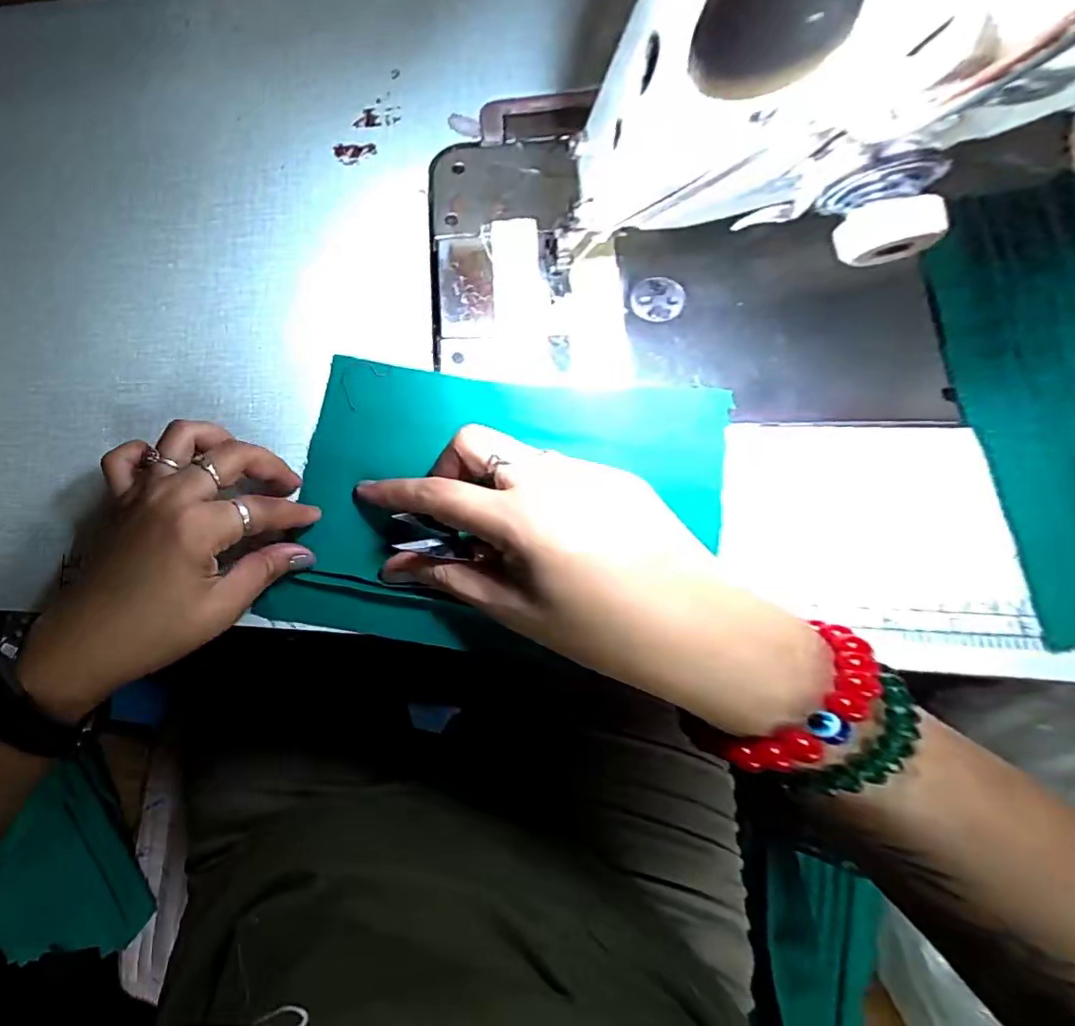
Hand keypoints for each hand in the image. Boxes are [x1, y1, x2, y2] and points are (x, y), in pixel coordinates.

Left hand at [17, 420, 319, 721]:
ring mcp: (140, 490)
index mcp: (198, 524)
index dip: (292, 513)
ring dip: (215, 439)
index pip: (259, 508)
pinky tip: (168, 468)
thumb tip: (302, 551)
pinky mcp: (118, 497)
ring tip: (235, 458)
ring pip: (180, 436)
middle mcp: (170, 493)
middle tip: (288, 484)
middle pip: (229, 455)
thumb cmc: (157, 633)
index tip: (312, 517)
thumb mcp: (219, 609)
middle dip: (268, 464)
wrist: (87, 644)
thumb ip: (262, 570)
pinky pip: (128, 457)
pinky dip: (149, 452)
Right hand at [356, 424, 829, 735]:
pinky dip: (533, 490)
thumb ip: (452, 579)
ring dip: (492, 481)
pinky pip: (555, 468)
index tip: (369, 492)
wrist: (705, 629)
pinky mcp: (614, 476)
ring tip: (511, 536)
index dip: (396, 491)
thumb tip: (395, 567)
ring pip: (515, 453)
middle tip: (456, 518)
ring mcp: (584, 470)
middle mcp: (546, 477)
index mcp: (518, 516)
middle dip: (448, 469)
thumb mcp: (518, 611)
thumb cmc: (602, 633)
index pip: (438, 492)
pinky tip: (559, 535)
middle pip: (473, 441)